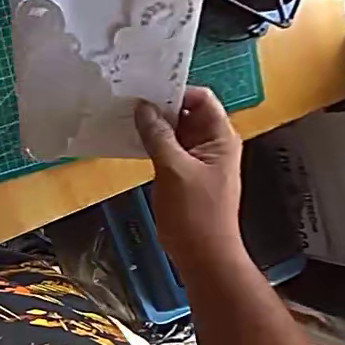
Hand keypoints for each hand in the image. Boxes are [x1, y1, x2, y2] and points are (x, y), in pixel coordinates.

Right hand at [134, 87, 243, 263]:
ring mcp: (195, 159)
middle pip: (185, 112)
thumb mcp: (174, 170)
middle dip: (159, 106)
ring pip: (172, 131)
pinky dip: (150, 142)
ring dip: (152, 125)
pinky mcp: (180, 173)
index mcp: (220, 138)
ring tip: (124, 116)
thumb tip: (143, 108)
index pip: (201, 99)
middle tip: (128, 99)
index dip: (176, 91)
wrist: (202, 254)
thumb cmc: (196, 214)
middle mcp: (210, 144)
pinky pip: (165, 148)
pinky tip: (130, 139)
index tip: (146, 90)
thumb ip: (158, 136)